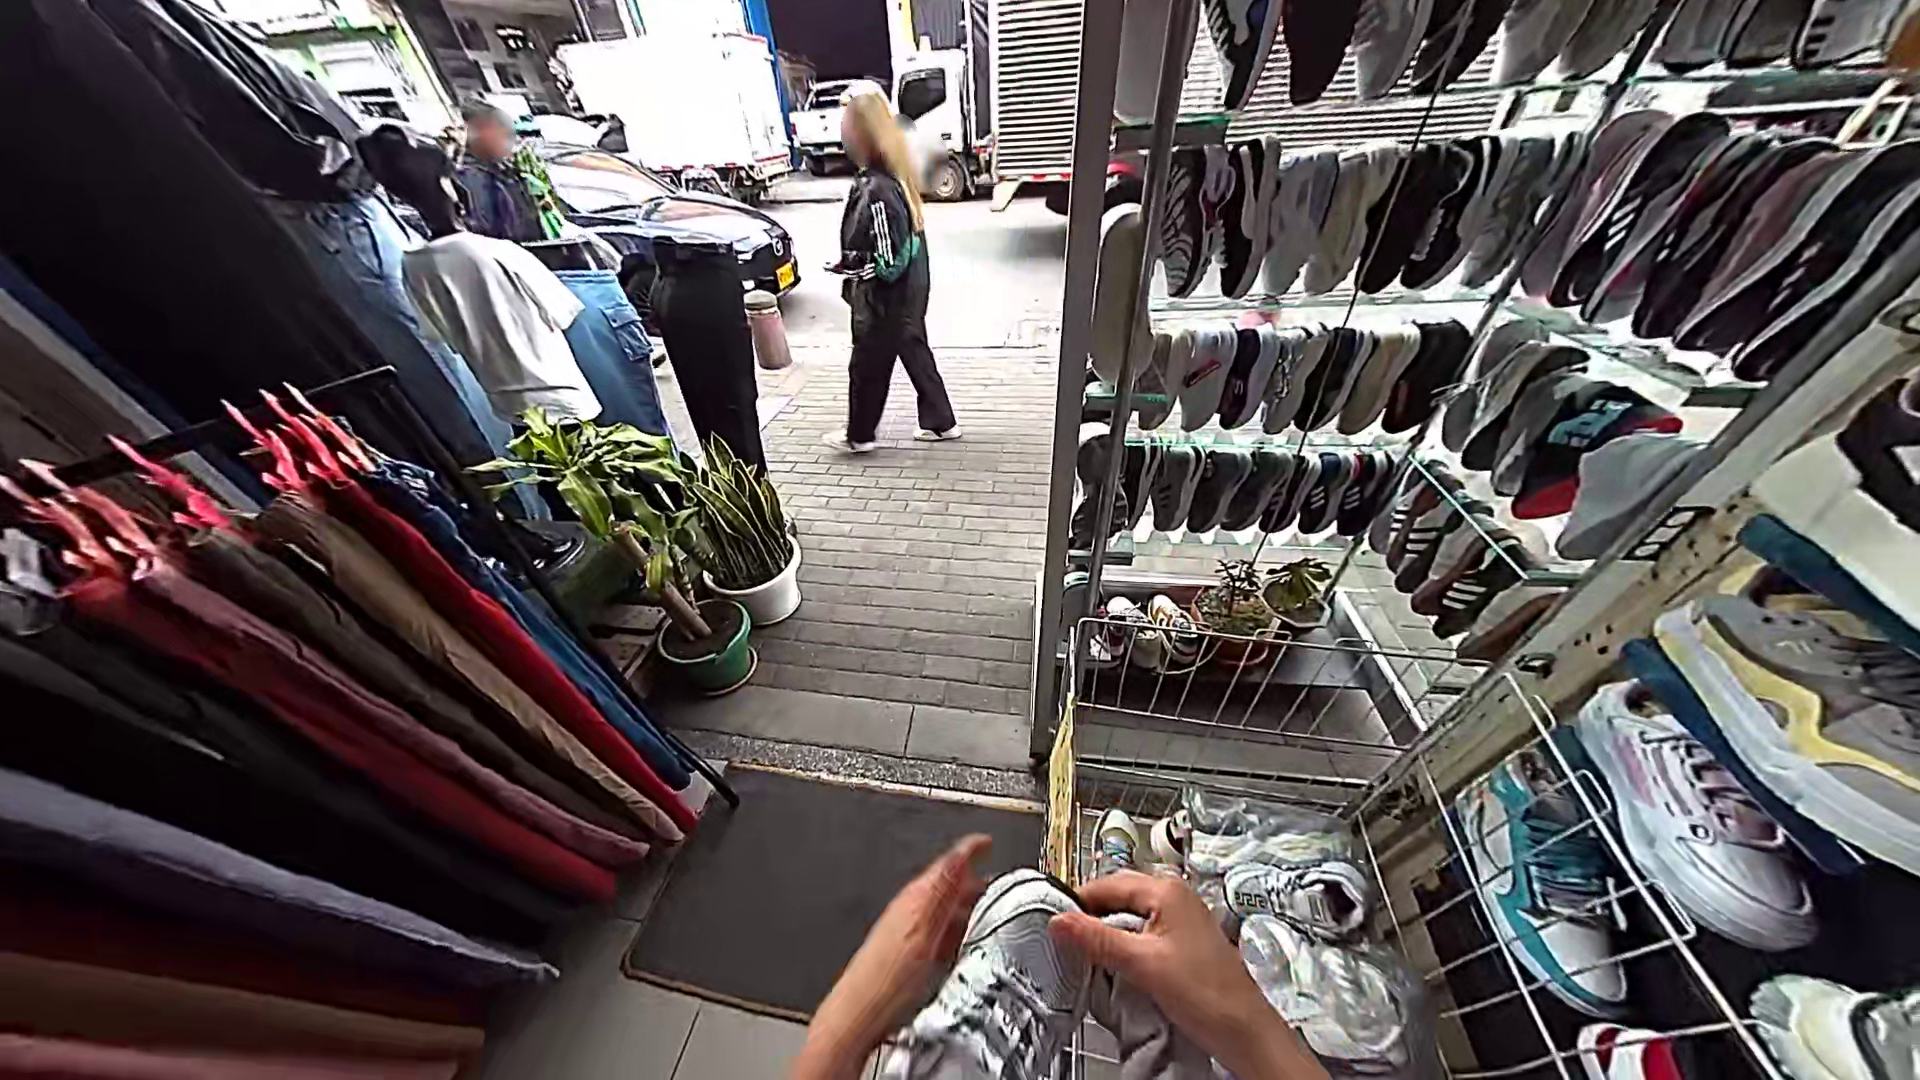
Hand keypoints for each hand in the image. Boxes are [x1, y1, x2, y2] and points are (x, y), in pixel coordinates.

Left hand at [791, 835, 991, 1079]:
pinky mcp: (906, 948)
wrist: (857, 1016)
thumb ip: (942, 893)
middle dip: (972, 881)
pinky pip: (936, 929)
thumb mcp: (924, 933)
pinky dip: (953, 929)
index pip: (947, 863)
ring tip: (984, 908)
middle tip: (994, 882)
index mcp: (916, 897)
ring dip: (964, 906)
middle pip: (946, 884)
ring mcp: (907, 928)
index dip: (969, 850)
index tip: (985, 842)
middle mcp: (910, 907)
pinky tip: (959, 940)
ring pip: (942, 907)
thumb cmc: (885, 980)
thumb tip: (959, 857)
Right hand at [1050, 872, 1327, 1079]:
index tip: (1058, 923)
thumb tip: (1060, 922)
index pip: (1107, 884)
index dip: (1079, 903)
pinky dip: (1126, 939)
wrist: (1248, 1036)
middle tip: (1071, 939)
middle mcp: (1175, 893)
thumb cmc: (1207, 996)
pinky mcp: (1184, 936)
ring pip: (1130, 911)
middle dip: (1093, 915)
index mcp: (1166, 888)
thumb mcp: (1143, 964)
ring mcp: (1181, 914)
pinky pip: (1144, 927)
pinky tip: (1118, 960)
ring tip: (1091, 952)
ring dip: (1109, 929)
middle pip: (1118, 894)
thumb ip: (1097, 939)